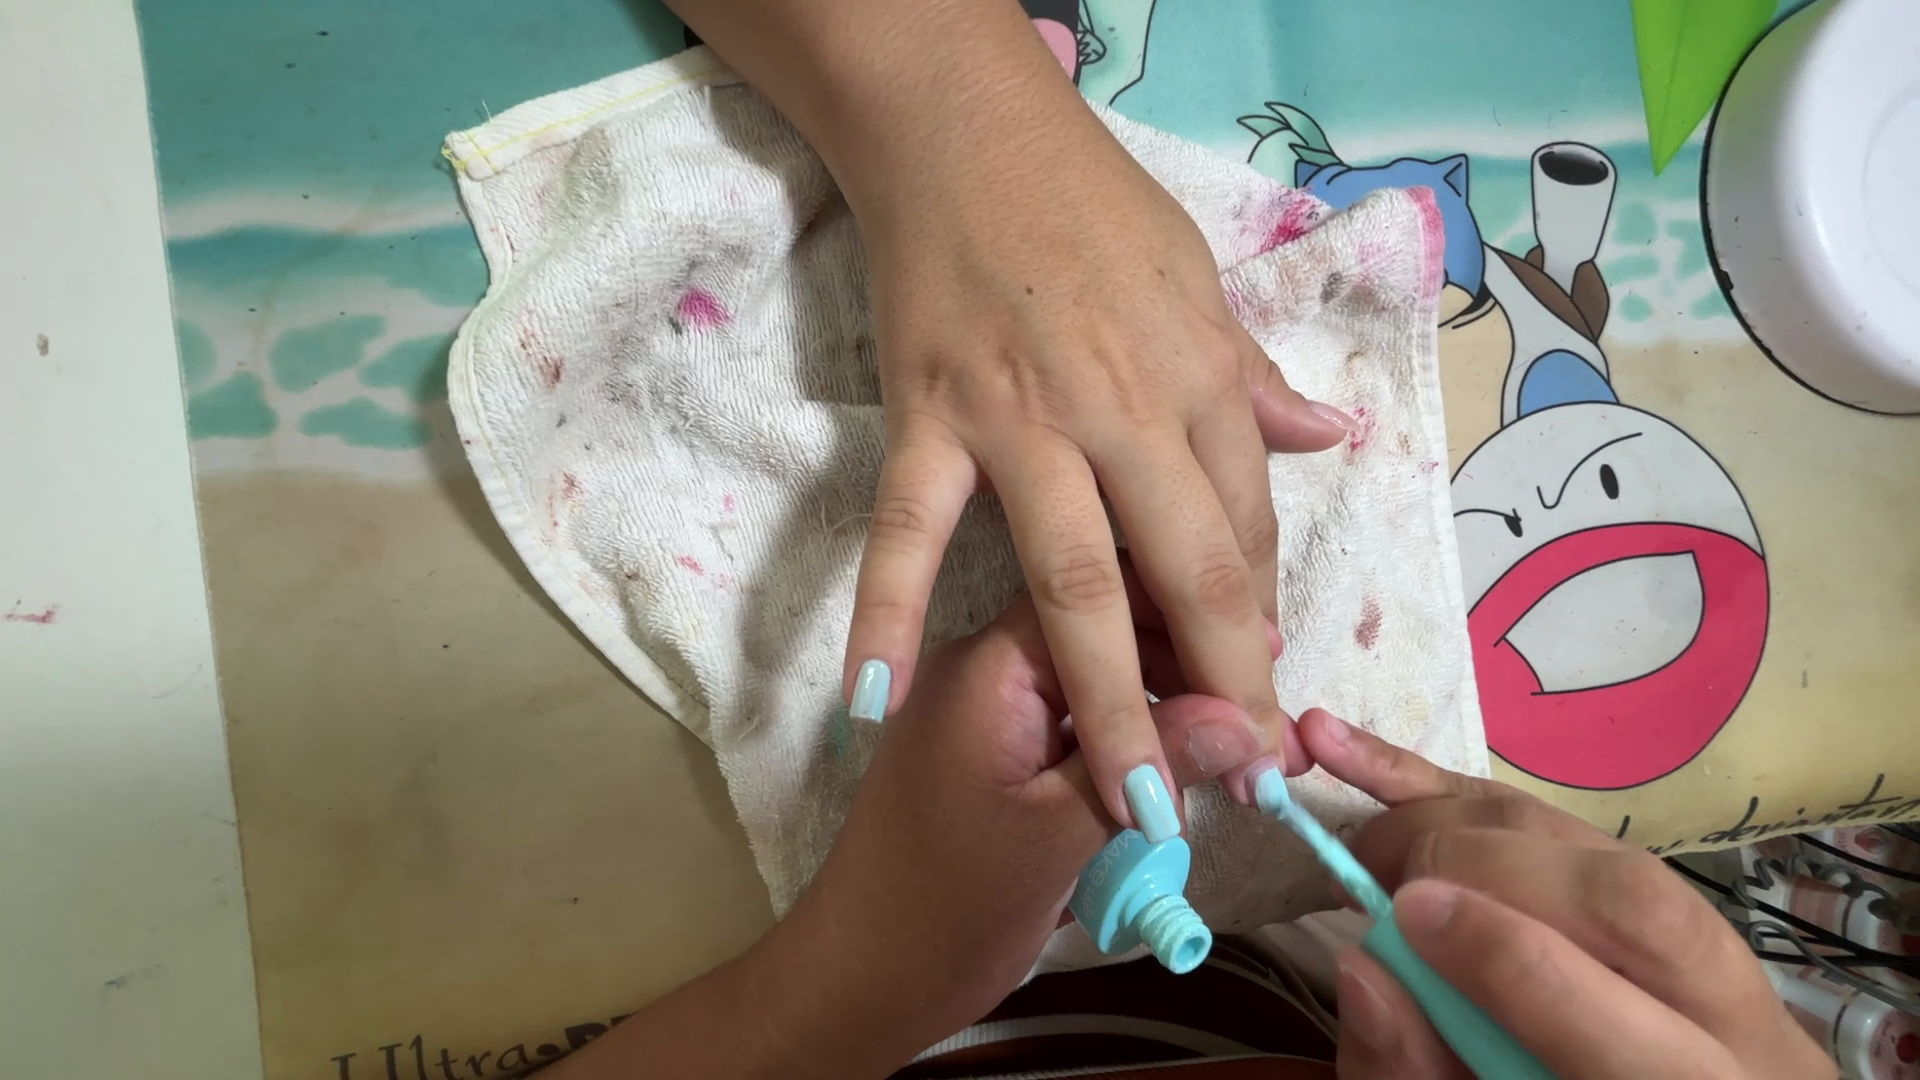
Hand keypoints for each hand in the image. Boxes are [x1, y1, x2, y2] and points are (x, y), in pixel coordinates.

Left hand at [788, 592, 1281, 1072]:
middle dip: (1185, 672)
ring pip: (1091, 681)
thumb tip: (1244, 719)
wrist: (862, 973)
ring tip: (1242, 748)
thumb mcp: (1060, 833)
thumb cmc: (949, 905)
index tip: (1264, 650)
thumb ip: (1151, 765)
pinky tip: (1181, 765)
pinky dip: (1126, 740)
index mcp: (987, 664)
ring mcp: (987, 704)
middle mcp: (983, 665)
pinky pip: (1071, 719)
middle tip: (1268, 719)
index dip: (1181, 618)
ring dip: (1162, 712)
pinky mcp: (995, 743)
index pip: (1095, 600)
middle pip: (1099, 636)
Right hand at [837, 17, 1350, 834]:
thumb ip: (1254, 378)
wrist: (966, 136)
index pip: (1244, 525)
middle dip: (1219, 692)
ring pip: (1072, 578)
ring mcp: (1019, 423)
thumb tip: (1329, 441)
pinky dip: (887, 615)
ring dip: (1106, 699)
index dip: (1258, 623)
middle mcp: (1122, 413)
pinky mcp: (929, 422)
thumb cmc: (1087, 207)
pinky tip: (875, 703)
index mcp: (1194, 378)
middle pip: (1185, 571)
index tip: (1259, 705)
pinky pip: (908, 534)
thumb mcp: (1196, 280)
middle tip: (1237, 798)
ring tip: (1131, 804)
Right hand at [1294, 711, 1833, 1079]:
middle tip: (1369, 889)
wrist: (1592, 1079)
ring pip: (1569, 834)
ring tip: (1364, 854)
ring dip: (1440, 817)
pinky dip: (1421, 776)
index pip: (1626, 1029)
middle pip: (1620, 900)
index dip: (1501, 957)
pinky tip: (1342, 744)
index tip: (1395, 918)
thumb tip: (1360, 968)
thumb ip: (1413, 1072)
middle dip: (1465, 866)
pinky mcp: (1617, 870)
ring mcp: (1689, 932)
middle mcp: (1732, 1020)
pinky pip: (1519, 805)